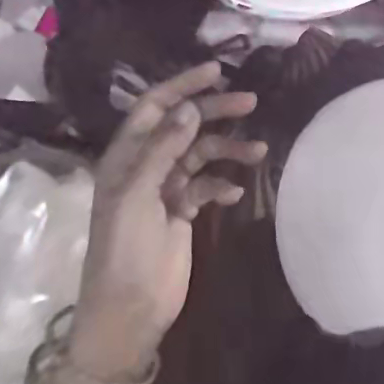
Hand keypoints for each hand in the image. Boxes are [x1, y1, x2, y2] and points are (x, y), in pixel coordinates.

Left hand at [69, 62, 266, 376]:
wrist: (129, 312)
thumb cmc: (124, 251)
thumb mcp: (138, 195)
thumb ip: (163, 150)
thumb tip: (189, 107)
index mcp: (126, 156)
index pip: (155, 106)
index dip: (183, 85)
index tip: (217, 71)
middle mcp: (146, 165)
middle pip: (184, 126)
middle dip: (215, 111)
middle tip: (250, 102)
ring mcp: (165, 189)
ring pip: (201, 155)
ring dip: (228, 150)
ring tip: (259, 152)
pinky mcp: (182, 212)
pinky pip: (206, 186)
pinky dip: (222, 184)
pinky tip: (236, 193)